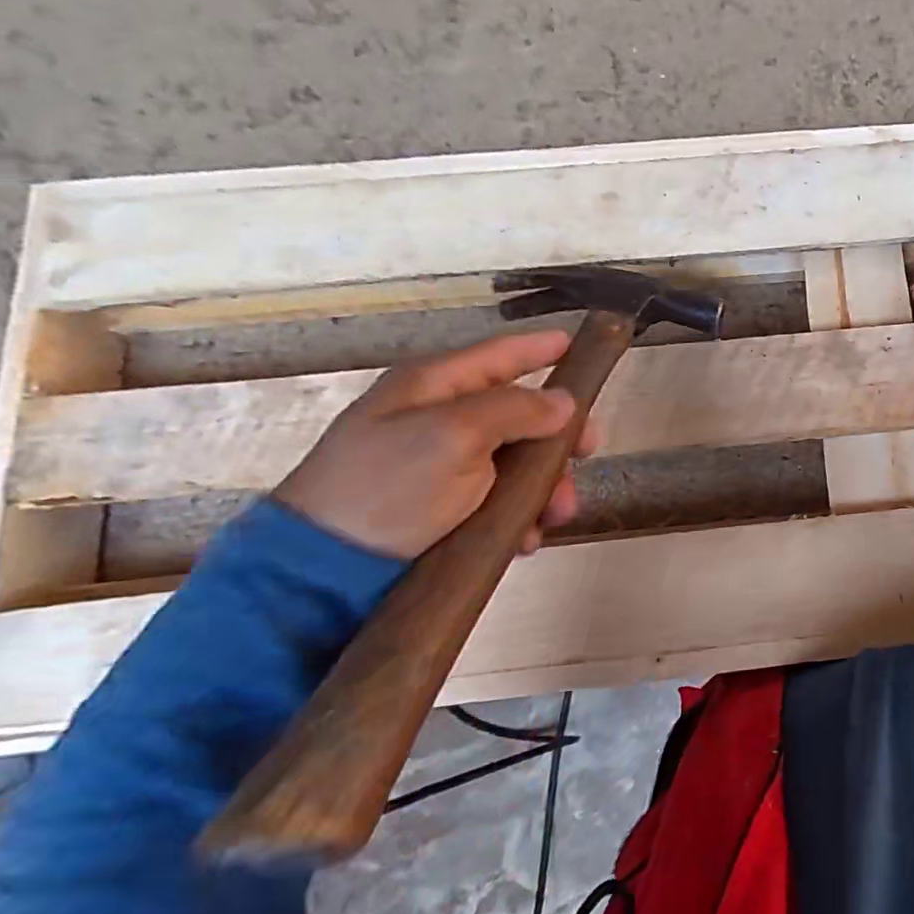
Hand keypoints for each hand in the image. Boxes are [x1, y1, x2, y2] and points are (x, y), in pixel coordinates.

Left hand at [273, 331, 598, 559]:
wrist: (325, 567)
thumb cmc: (389, 487)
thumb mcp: (454, 437)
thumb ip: (515, 410)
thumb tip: (565, 401)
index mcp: (435, 386)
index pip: (500, 354)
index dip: (542, 348)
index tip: (581, 346)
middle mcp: (442, 416)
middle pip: (523, 412)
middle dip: (559, 438)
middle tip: (587, 455)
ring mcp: (445, 460)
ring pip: (522, 459)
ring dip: (547, 486)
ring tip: (553, 517)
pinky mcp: (448, 502)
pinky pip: (504, 496)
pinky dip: (523, 513)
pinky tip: (526, 536)